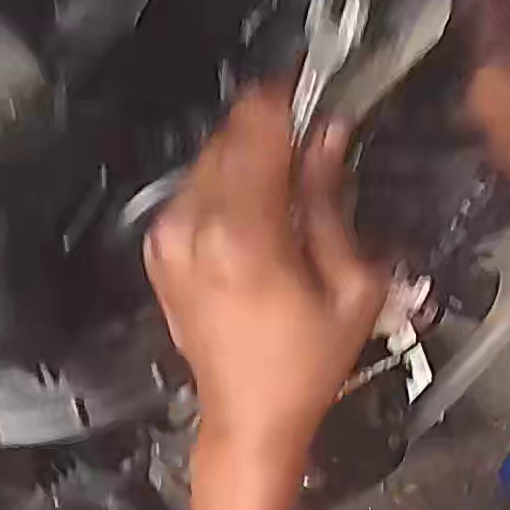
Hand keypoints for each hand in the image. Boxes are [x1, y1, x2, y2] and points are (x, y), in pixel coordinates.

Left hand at [147, 87, 387, 509]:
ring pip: (209, 159)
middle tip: (314, 150)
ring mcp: (168, 240)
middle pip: (231, 133)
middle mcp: (193, 227)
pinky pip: (193, 193)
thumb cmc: (305, 366)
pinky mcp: (160, 254)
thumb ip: (332, 201)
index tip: (319, 92)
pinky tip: (257, 222)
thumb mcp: (350, 287)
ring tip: (289, 193)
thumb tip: (328, 137)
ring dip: (250, 160)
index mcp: (243, 233)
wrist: (248, 418)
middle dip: (274, 130)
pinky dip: (227, 189)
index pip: (260, 124)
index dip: (291, 98)